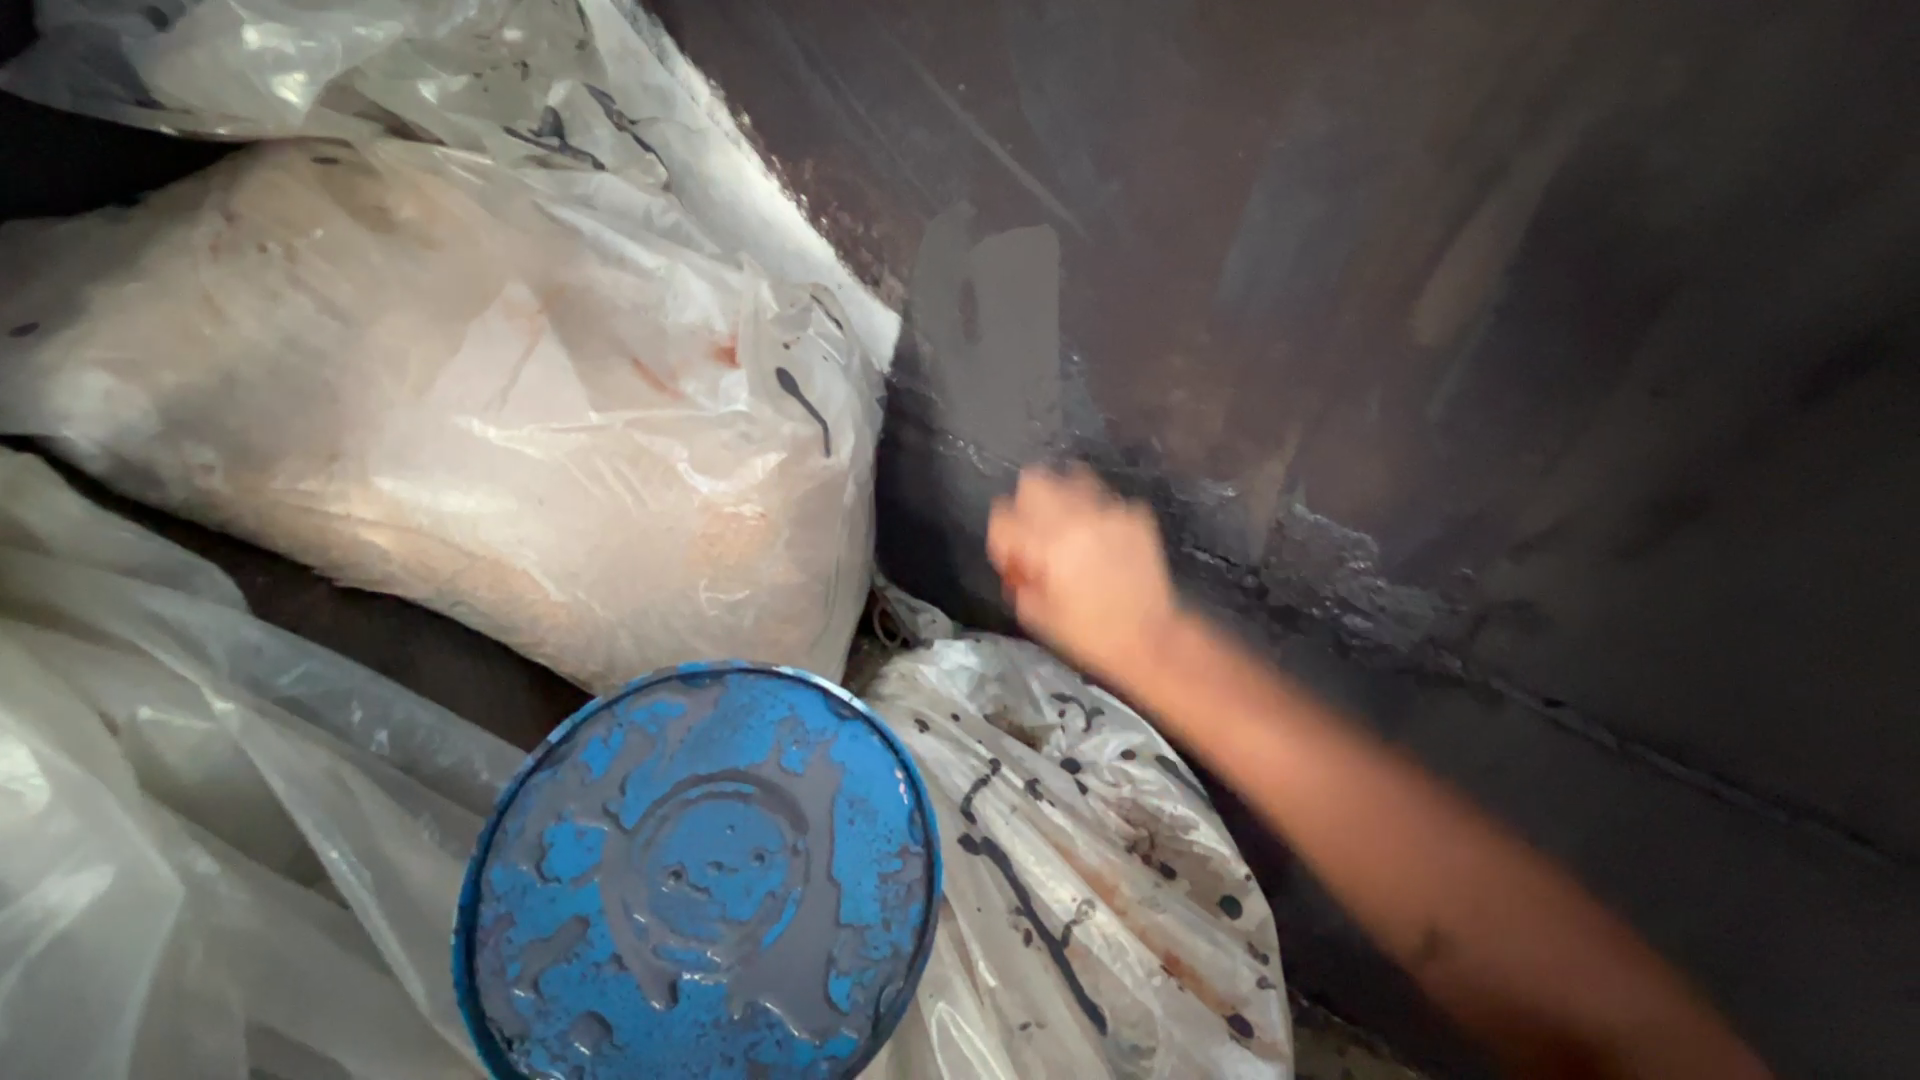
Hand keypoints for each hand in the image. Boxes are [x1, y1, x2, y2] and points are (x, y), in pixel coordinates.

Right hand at [986, 464, 1179, 677]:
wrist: (1150, 638)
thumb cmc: (1088, 634)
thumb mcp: (1037, 615)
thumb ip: (1018, 580)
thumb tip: (1018, 563)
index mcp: (1046, 544)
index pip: (1003, 516)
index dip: (1002, 538)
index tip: (1012, 557)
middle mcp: (1076, 517)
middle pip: (1034, 480)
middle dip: (1027, 505)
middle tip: (1035, 533)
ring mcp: (1110, 511)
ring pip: (1072, 477)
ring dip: (1063, 499)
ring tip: (1069, 527)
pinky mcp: (1136, 516)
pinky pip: (1106, 500)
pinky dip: (1097, 514)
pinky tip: (1102, 539)